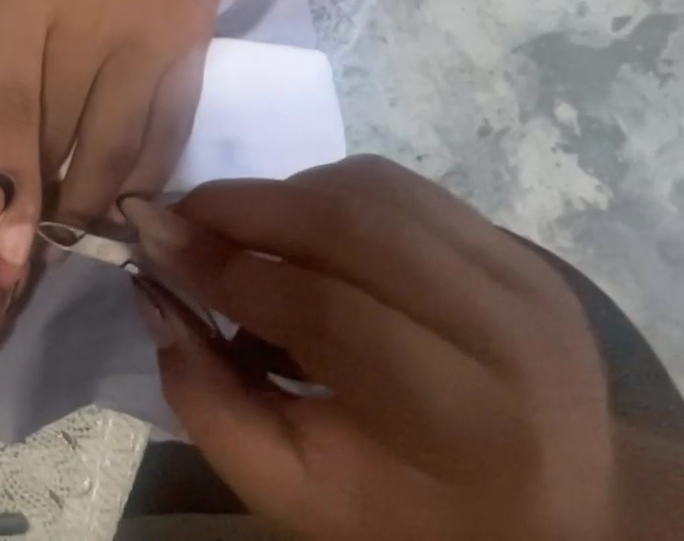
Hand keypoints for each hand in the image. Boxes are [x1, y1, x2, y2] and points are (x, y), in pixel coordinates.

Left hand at [0, 0, 221, 403]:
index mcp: (17, 5)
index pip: (6, 111)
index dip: (0, 183)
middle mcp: (82, 37)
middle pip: (61, 143)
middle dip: (44, 211)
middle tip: (19, 265)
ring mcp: (142, 47)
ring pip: (116, 149)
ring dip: (92, 205)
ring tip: (67, 248)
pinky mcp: (187, 50)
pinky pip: (167, 128)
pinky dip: (147, 174)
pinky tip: (128, 206)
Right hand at [121, 157, 616, 540]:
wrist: (544, 505)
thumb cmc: (393, 503)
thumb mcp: (279, 480)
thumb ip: (199, 391)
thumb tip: (151, 284)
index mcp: (460, 418)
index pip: (323, 307)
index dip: (222, 264)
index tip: (146, 236)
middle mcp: (509, 336)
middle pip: (350, 226)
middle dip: (238, 206)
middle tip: (175, 216)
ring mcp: (523, 279)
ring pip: (366, 190)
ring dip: (277, 196)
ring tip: (235, 233)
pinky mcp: (513, 248)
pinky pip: (391, 185)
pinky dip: (319, 191)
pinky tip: (297, 233)